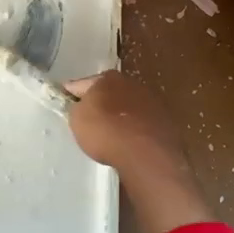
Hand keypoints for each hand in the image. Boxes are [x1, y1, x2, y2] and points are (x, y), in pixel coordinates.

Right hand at [65, 71, 214, 232]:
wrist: (146, 154)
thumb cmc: (105, 132)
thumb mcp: (78, 120)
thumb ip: (78, 109)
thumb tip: (82, 107)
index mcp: (108, 78)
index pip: (84, 83)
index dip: (73, 93)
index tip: (66, 100)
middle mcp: (131, 83)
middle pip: (111, 92)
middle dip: (102, 103)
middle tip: (92, 119)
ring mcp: (152, 103)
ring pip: (130, 108)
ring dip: (122, 117)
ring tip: (114, 136)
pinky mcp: (166, 123)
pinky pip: (144, 125)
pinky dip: (137, 131)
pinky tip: (132, 146)